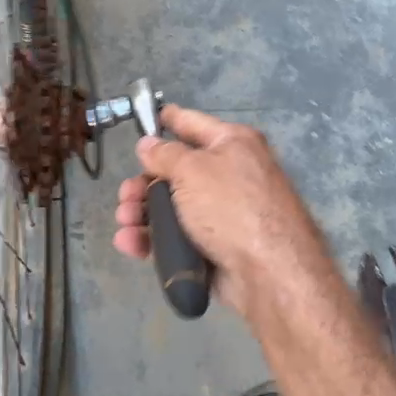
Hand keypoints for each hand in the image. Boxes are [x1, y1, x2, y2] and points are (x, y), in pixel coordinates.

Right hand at [113, 105, 326, 315]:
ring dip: (142, 213)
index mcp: (232, 145)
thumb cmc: (231, 207)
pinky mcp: (214, 247)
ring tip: (125, 221)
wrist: (270, 275)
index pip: (192, 123)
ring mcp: (222, 214)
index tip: (145, 120)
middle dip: (144, 184)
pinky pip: (176, 237)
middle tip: (125, 195)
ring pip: (171, 207)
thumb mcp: (192, 170)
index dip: (167, 120)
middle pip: (175, 172)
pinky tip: (130, 243)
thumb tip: (148, 144)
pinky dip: (152, 239)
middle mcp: (230, 175)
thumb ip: (164, 154)